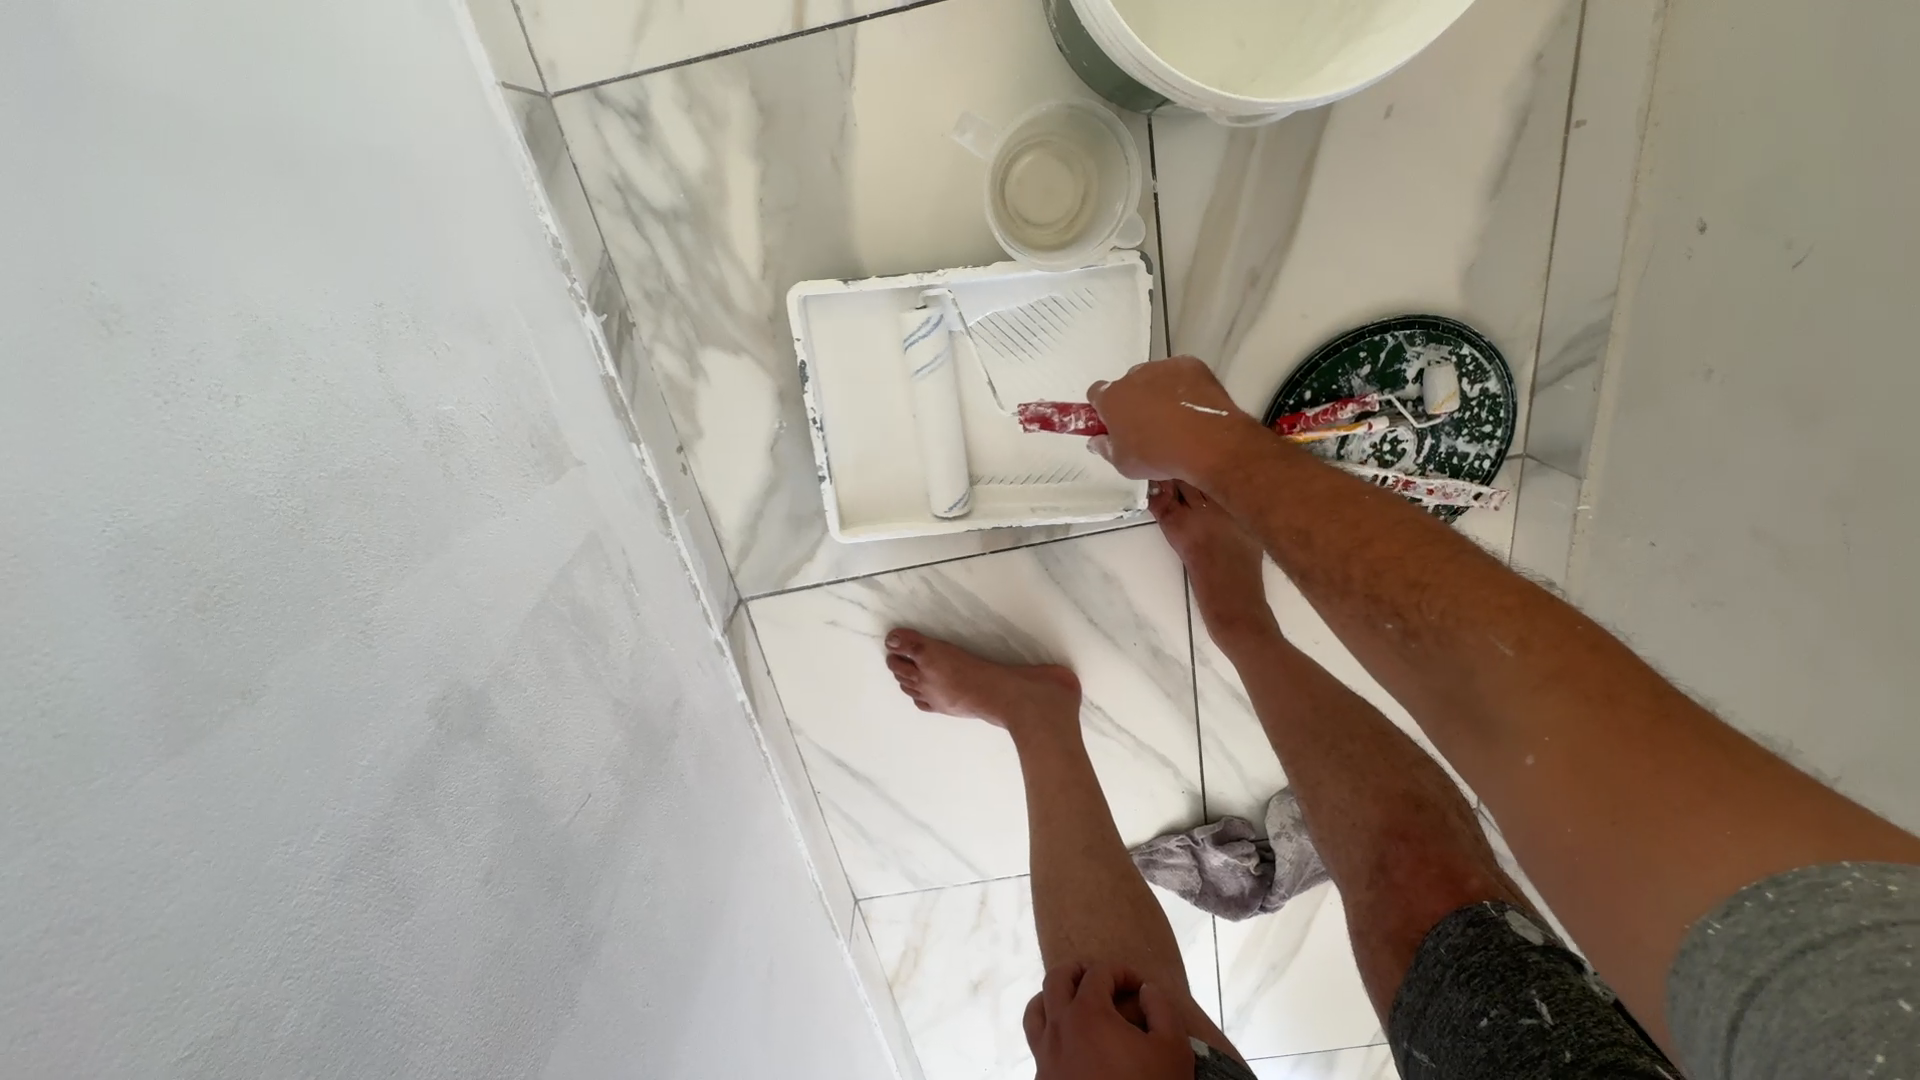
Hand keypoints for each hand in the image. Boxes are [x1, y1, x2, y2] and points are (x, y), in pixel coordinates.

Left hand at [1022, 963, 1194, 1079]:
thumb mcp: (1173, 1048)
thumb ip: (1161, 1008)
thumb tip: (1146, 990)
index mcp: (1087, 1013)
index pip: (1099, 972)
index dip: (1122, 971)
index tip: (1140, 986)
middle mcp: (1058, 1027)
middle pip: (1056, 979)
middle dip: (1079, 970)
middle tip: (1100, 978)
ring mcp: (1045, 1055)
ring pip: (1035, 1009)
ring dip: (1053, 996)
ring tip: (1073, 1001)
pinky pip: (1036, 1043)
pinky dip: (1049, 1030)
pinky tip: (1069, 1042)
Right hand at [1086, 357, 1264, 482]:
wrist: (1208, 443)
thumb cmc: (1159, 455)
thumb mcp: (1123, 463)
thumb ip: (1105, 448)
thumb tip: (1097, 441)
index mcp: (1111, 398)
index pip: (1096, 393)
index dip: (1102, 408)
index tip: (1111, 422)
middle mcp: (1133, 376)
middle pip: (1127, 384)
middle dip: (1133, 400)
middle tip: (1146, 426)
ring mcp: (1162, 367)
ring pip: (1153, 378)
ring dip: (1157, 393)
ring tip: (1174, 419)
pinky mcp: (1189, 365)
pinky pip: (1179, 373)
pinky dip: (1182, 386)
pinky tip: (1191, 407)